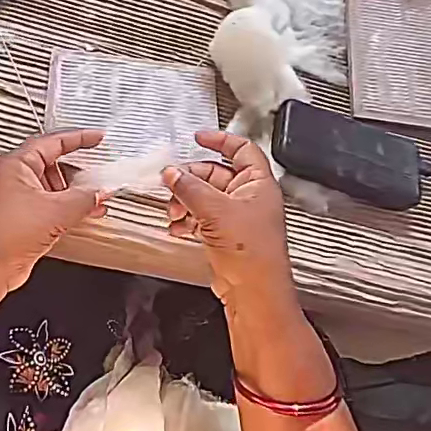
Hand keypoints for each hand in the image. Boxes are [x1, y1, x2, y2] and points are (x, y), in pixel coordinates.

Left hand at [0, 130, 111, 300]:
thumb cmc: (1, 236)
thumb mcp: (55, 211)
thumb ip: (84, 198)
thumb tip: (99, 192)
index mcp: (16, 164)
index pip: (53, 141)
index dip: (79, 138)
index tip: (96, 137)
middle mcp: (14, 178)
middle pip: (54, 164)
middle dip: (79, 172)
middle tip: (98, 174)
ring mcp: (17, 198)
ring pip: (54, 187)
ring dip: (76, 193)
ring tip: (96, 198)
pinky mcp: (21, 218)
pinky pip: (51, 205)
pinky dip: (69, 207)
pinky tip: (85, 213)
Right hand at [161, 130, 293, 306]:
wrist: (254, 294)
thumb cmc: (253, 254)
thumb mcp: (216, 211)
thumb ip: (190, 189)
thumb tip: (172, 173)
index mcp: (258, 183)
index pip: (241, 149)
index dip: (220, 140)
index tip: (199, 137)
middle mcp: (250, 197)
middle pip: (215, 174)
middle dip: (191, 179)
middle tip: (172, 183)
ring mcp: (237, 217)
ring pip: (205, 197)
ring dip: (185, 202)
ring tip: (174, 211)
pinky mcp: (226, 235)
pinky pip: (202, 218)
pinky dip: (188, 220)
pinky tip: (178, 227)